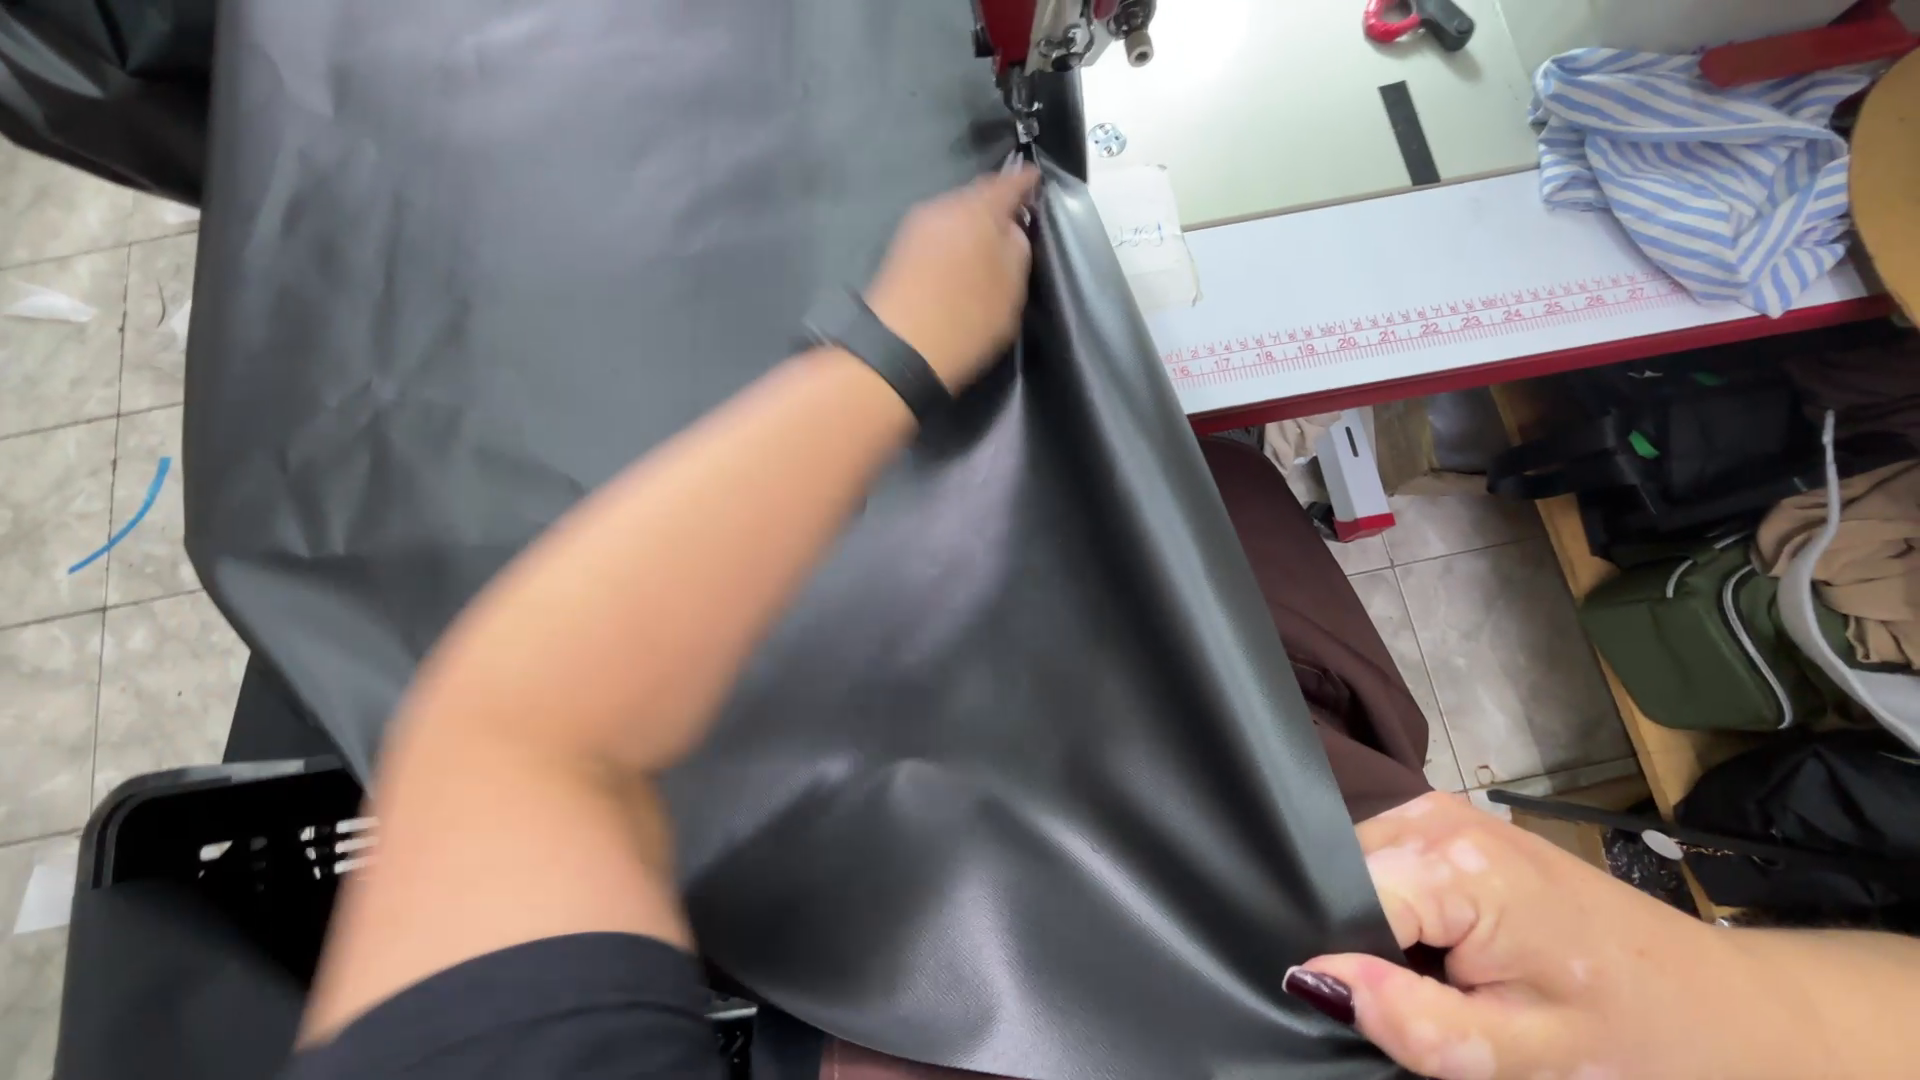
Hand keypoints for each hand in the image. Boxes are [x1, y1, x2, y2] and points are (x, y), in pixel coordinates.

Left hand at [864, 166, 1038, 391]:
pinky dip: (953, 242)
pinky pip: (937, 236)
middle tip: (1014, 222)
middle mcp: (943, 206)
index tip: (1037, 181)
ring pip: (955, 216)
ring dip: (972, 226)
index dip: (1026, 182)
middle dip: (996, 206)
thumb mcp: (1012, 289)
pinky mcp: (900, 251)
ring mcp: (916, 227)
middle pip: (977, 196)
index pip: (1010, 182)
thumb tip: (1012, 229)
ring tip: (988, 248)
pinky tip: (961, 263)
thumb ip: (1018, 249)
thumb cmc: (967, 318)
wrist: (899, 349)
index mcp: (978, 208)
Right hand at [1287, 793, 1817, 1079]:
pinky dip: (1391, 907)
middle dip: (1356, 939)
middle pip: (1341, 874)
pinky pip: (1382, 860)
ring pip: (1354, 867)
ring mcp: (1440, 809)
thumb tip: (1310, 978)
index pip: (1341, 896)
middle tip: (1420, 999)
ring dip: (1373, 925)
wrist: (1727, 1008)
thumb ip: (1411, 1021)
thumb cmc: (1639, 1041)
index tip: (1386, 1007)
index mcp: (1457, 864)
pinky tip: (1437, 947)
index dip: (1344, 957)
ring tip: (1433, 976)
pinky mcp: (1447, 821)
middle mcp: (1435, 815)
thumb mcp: (1524, 1055)